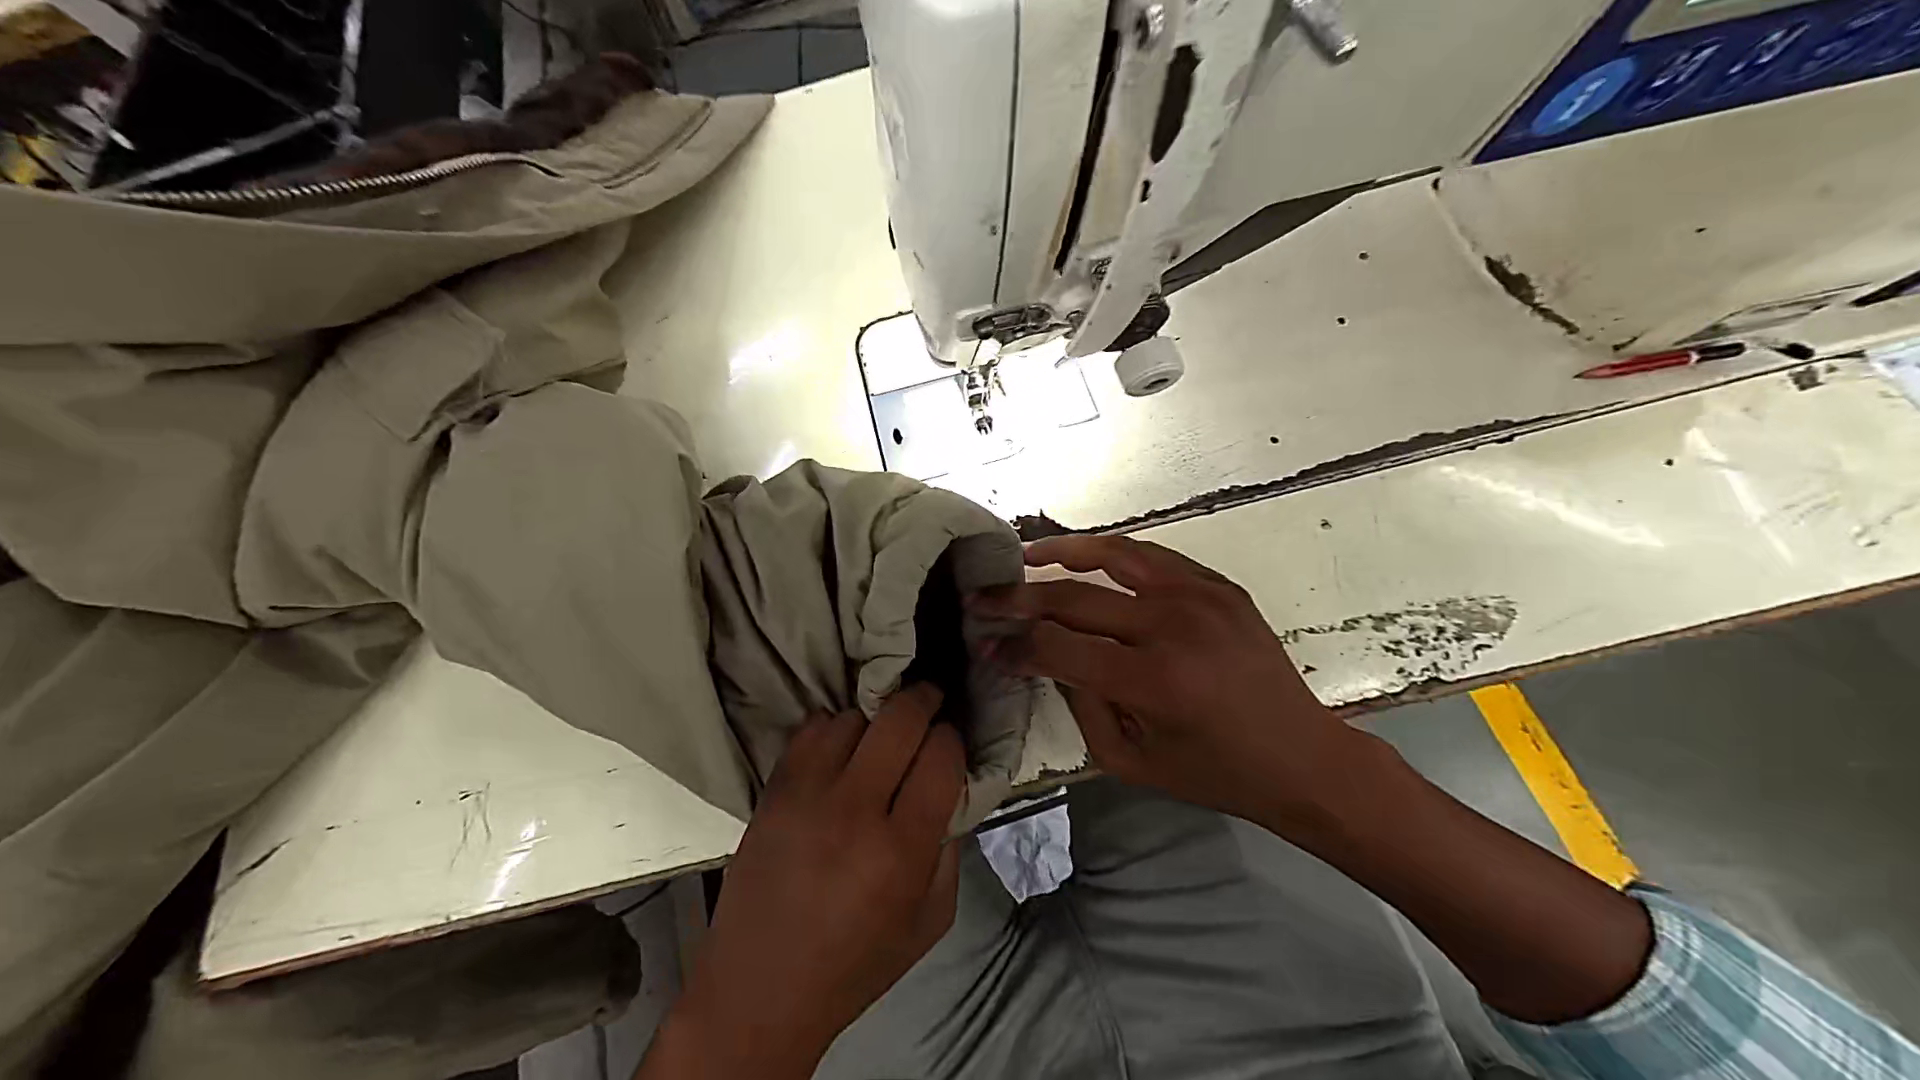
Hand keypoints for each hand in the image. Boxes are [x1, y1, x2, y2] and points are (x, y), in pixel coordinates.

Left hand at [638, 685, 964, 1079]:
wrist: (761, 989)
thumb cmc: (856, 962)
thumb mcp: (931, 920)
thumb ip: (951, 849)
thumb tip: (953, 787)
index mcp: (902, 850)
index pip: (941, 757)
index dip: (953, 738)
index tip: (951, 741)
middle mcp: (855, 811)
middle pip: (900, 720)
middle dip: (925, 700)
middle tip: (932, 699)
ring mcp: (807, 795)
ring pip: (854, 716)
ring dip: (877, 718)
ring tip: (881, 736)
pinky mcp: (774, 791)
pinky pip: (810, 730)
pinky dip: (834, 727)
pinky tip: (841, 748)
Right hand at [976, 534, 1383, 835]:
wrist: (1302, 756)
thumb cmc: (1213, 772)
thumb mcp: (1129, 759)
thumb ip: (1078, 703)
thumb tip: (1043, 657)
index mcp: (1151, 680)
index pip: (1058, 646)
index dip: (1014, 645)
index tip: (986, 645)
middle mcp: (1173, 626)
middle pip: (1075, 597)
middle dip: (1019, 599)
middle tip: (983, 598)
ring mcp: (1201, 597)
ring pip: (1114, 555)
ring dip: (1063, 552)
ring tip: (1026, 554)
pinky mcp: (1219, 586)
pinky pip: (1154, 557)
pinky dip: (1114, 554)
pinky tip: (1088, 558)